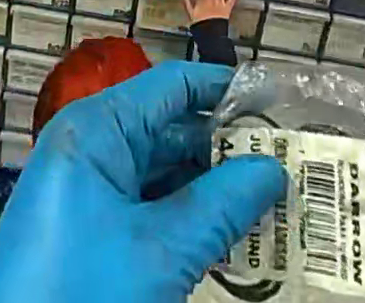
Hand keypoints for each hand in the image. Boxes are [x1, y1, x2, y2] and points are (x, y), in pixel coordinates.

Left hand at [0, 62, 285, 302]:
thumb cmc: (83, 299)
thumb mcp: (164, 252)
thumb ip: (227, 203)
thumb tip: (277, 170)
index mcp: (98, 128)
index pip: (176, 84)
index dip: (228, 88)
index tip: (277, 103)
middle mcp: (89, 145)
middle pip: (172, 126)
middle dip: (226, 146)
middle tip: (282, 161)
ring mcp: (84, 188)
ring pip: (162, 168)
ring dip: (211, 184)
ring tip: (265, 197)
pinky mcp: (84, 227)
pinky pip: (146, 203)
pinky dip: (185, 214)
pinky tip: (227, 232)